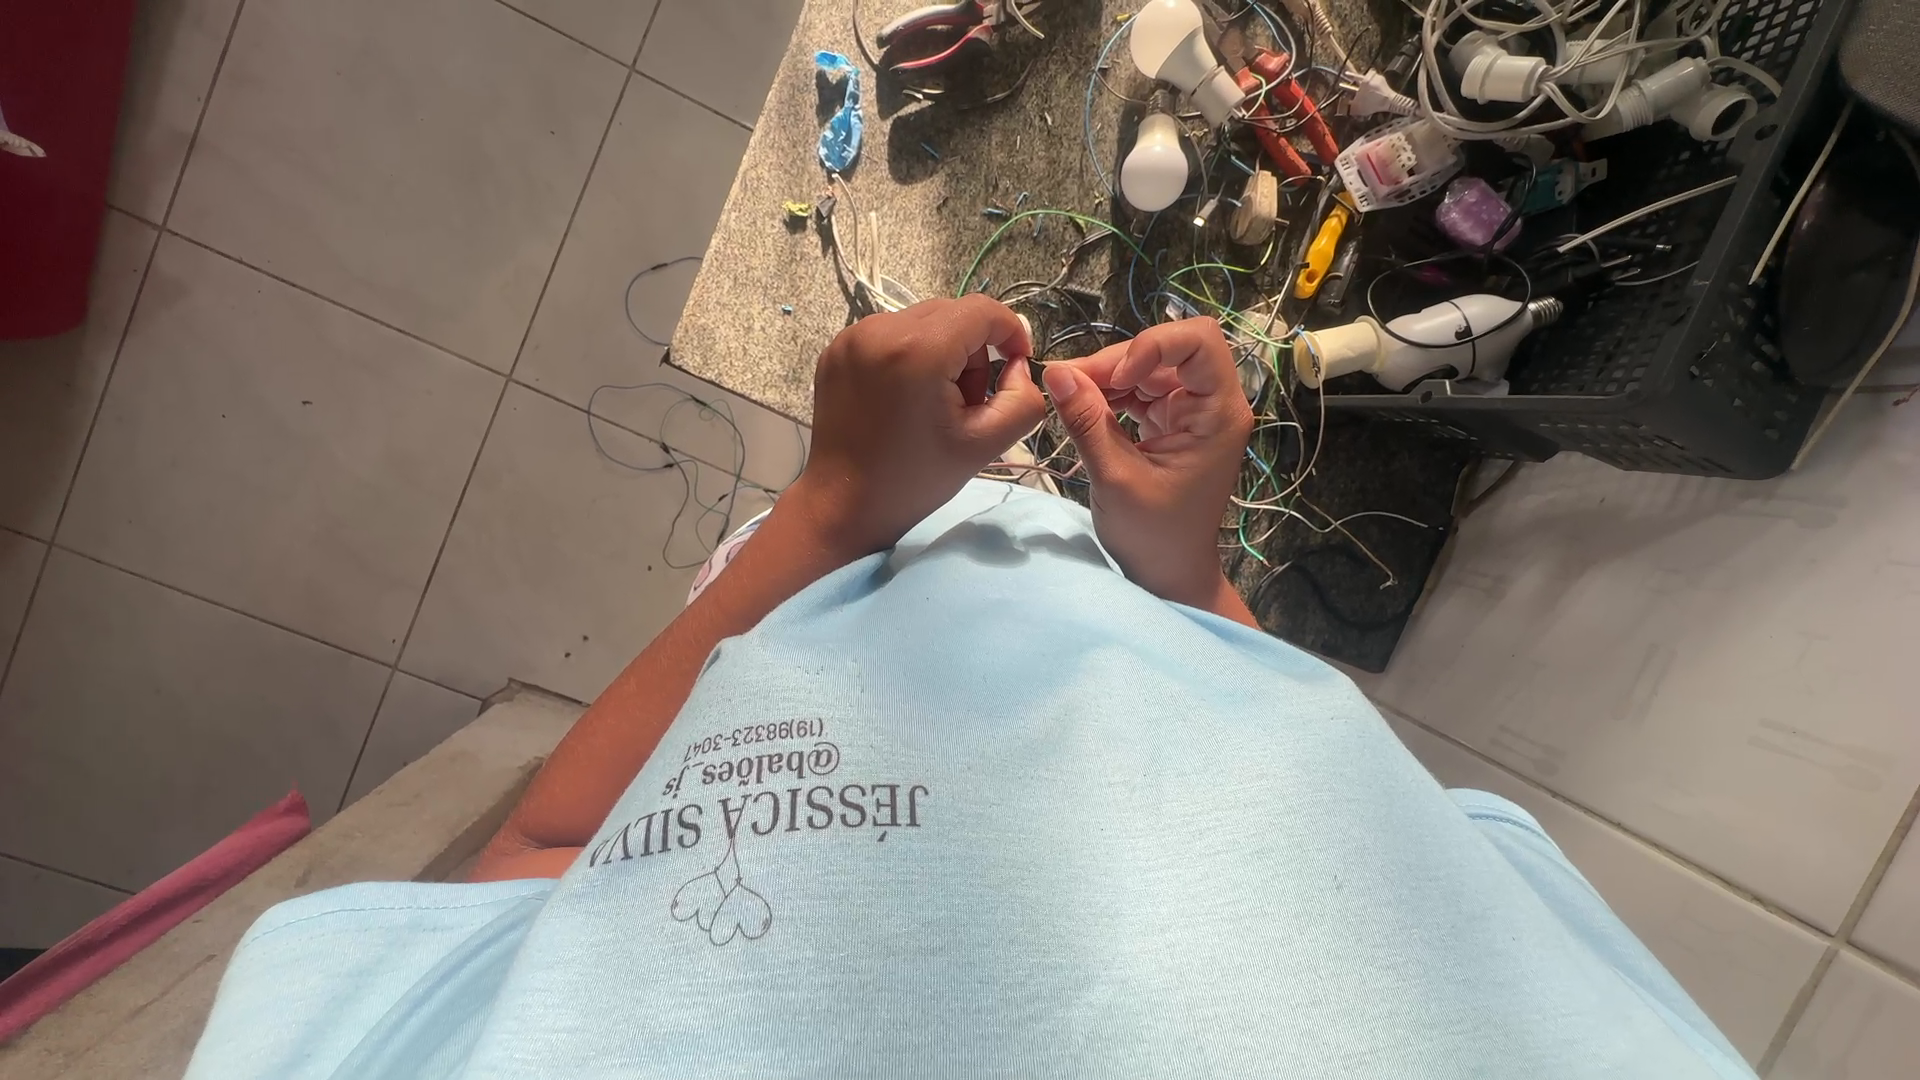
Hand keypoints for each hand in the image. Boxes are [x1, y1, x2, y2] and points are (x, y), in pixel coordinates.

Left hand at [783, 295, 1044, 555]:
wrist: (843, 504)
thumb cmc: (915, 480)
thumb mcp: (986, 445)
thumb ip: (1022, 400)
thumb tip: (1016, 366)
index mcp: (918, 350)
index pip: (983, 311)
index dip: (1011, 333)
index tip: (1014, 368)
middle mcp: (881, 328)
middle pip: (953, 313)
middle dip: (974, 351)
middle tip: (968, 403)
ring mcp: (852, 336)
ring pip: (923, 322)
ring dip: (943, 354)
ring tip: (934, 404)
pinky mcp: (837, 348)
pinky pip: (892, 335)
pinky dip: (911, 357)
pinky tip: (904, 400)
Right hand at [1041, 318, 1253, 607]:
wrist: (1168, 574)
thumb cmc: (1153, 535)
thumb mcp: (1115, 477)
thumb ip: (1087, 422)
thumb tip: (1056, 373)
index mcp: (1218, 413)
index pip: (1199, 341)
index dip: (1153, 346)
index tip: (1116, 378)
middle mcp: (1211, 403)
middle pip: (1166, 351)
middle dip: (1116, 362)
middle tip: (1068, 385)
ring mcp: (1191, 413)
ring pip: (1148, 368)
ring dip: (1107, 377)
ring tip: (1069, 398)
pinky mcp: (1171, 424)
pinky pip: (1139, 392)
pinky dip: (1110, 394)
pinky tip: (1083, 407)